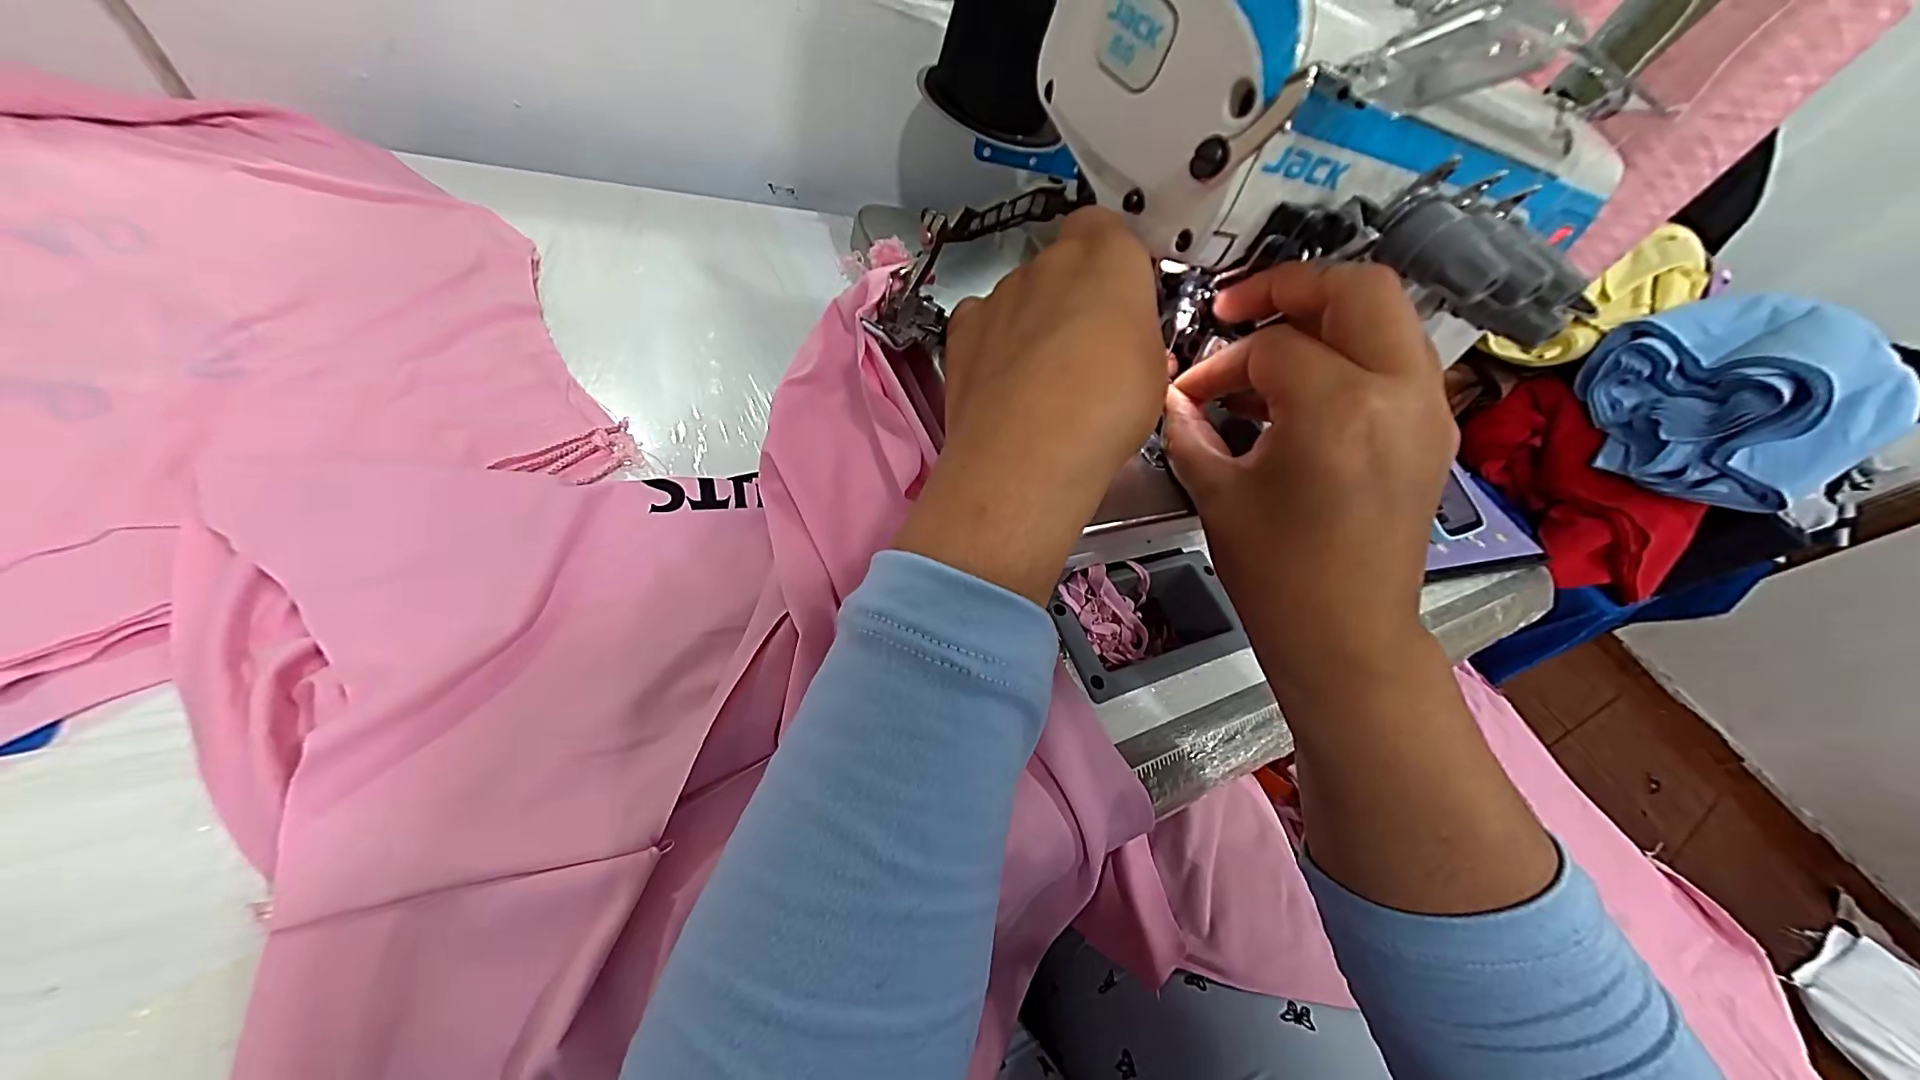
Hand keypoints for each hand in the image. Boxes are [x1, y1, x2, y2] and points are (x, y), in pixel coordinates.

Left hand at [892, 207, 1166, 603]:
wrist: (1028, 453)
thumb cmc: (1106, 410)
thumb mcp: (1154, 372)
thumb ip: (1137, 337)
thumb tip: (1126, 345)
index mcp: (1109, 257)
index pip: (1110, 230)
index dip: (1115, 264)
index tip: (1123, 302)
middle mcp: (1049, 263)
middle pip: (1063, 265)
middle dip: (1074, 297)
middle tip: (1086, 350)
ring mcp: (999, 295)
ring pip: (1021, 297)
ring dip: (1031, 323)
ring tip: (1041, 381)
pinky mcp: (961, 331)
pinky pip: (982, 324)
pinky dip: (992, 343)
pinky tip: (1003, 382)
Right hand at [1167, 262, 1556, 915]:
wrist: (1345, 634)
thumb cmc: (1275, 573)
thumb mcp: (1218, 495)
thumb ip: (1189, 431)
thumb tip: (1172, 396)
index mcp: (1337, 409)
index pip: (1271, 349)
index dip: (1219, 365)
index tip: (1188, 394)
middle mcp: (1399, 392)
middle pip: (1356, 289)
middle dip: (1289, 286)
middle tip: (1237, 309)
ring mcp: (1430, 408)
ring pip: (1388, 315)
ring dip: (1325, 315)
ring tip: (1271, 346)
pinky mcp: (1434, 429)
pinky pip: (1397, 356)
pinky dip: (1351, 350)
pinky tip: (1307, 386)